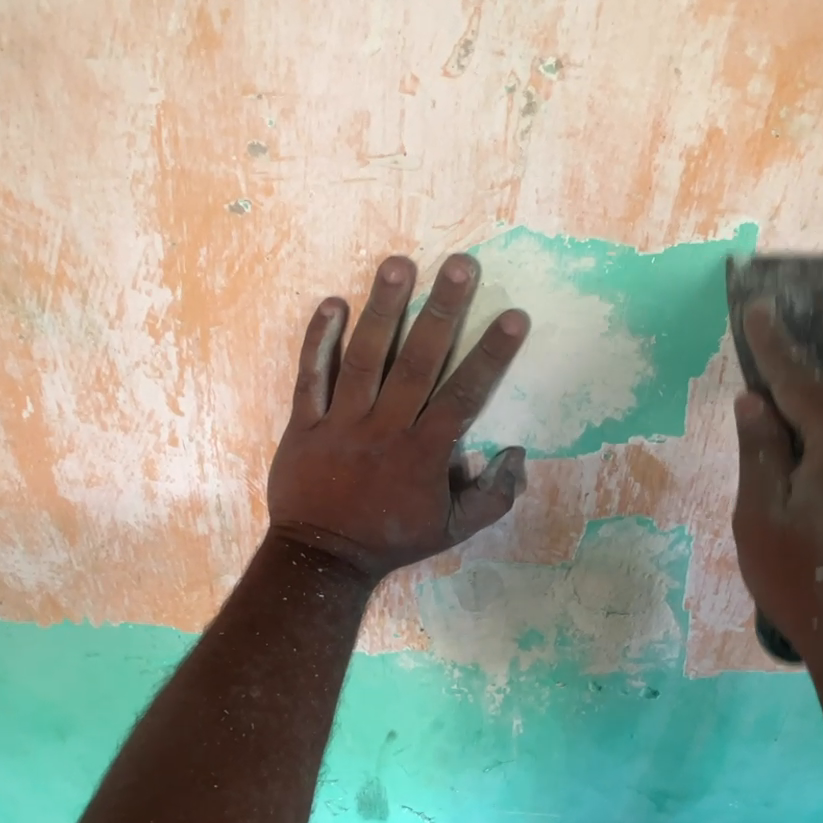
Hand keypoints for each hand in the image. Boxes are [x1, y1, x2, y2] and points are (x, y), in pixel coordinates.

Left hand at [267, 254, 530, 580]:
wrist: (323, 557)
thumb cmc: (392, 538)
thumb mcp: (453, 529)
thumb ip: (493, 496)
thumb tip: (517, 452)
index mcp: (424, 453)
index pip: (464, 395)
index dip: (490, 355)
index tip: (514, 316)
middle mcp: (385, 428)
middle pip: (418, 362)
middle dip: (442, 312)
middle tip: (460, 264)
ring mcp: (341, 423)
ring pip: (364, 359)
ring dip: (382, 310)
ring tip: (398, 264)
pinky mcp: (305, 424)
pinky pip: (310, 377)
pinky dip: (318, 341)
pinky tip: (333, 303)